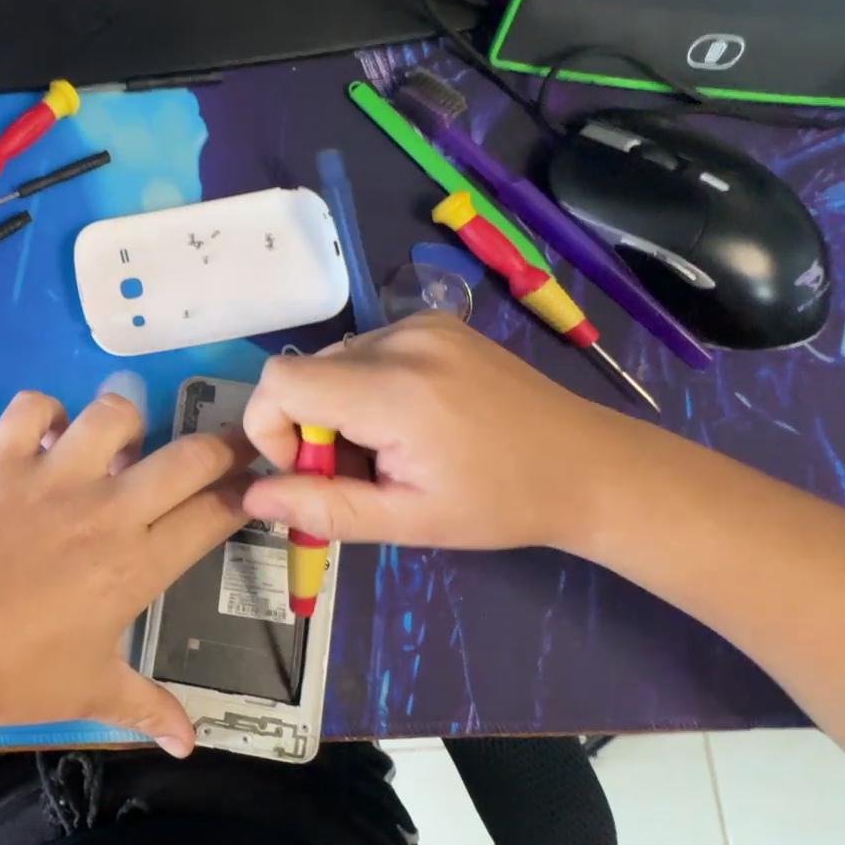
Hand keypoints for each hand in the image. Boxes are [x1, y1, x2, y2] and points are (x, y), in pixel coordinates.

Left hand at [0, 388, 248, 756]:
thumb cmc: (10, 674)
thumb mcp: (88, 692)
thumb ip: (148, 708)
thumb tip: (188, 745)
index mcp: (138, 565)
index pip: (215, 513)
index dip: (244, 493)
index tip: (252, 485)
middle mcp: (107, 510)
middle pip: (189, 454)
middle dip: (220, 445)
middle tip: (215, 452)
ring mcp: (51, 477)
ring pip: (114, 413)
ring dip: (126, 423)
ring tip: (115, 448)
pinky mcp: (0, 461)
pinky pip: (32, 407)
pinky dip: (44, 412)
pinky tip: (44, 438)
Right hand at [241, 313, 633, 552]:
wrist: (593, 466)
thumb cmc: (501, 504)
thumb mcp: (407, 522)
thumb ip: (322, 508)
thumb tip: (251, 496)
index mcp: (395, 391)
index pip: (279, 382)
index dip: (270, 427)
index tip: (308, 469)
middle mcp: (401, 341)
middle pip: (300, 373)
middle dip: (307, 426)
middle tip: (359, 469)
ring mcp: (420, 324)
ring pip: (328, 363)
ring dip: (334, 408)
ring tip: (388, 446)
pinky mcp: (432, 322)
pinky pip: (361, 351)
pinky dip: (360, 387)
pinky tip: (406, 418)